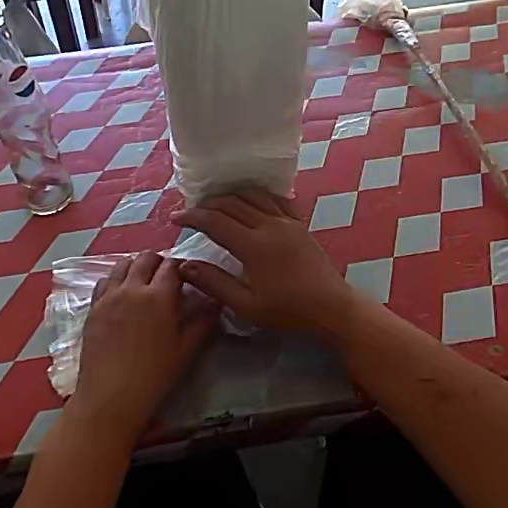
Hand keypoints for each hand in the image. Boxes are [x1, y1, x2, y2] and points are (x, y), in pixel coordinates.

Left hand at [68, 252, 217, 446]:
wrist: (110, 397)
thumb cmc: (153, 376)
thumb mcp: (185, 350)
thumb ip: (202, 322)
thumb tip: (216, 301)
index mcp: (159, 296)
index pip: (173, 266)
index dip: (182, 267)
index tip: (188, 277)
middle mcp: (132, 288)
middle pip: (146, 258)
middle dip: (159, 262)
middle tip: (167, 278)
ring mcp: (108, 297)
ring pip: (122, 265)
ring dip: (136, 266)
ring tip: (144, 283)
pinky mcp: (93, 308)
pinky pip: (104, 282)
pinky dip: (116, 280)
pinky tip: (122, 294)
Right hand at [173, 190, 361, 338]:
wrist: (332, 308)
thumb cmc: (287, 311)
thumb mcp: (245, 305)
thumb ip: (214, 283)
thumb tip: (183, 265)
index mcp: (253, 245)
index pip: (215, 221)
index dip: (192, 217)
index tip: (176, 218)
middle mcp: (269, 225)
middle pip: (231, 203)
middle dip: (207, 204)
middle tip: (191, 212)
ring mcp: (287, 222)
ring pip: (252, 196)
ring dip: (230, 196)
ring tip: (215, 204)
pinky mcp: (299, 224)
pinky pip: (274, 199)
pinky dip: (256, 195)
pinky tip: (249, 200)